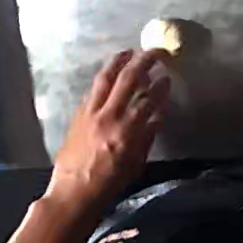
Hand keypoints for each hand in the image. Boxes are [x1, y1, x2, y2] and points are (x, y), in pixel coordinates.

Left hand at [46, 49, 169, 214]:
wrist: (74, 191)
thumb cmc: (110, 182)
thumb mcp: (136, 162)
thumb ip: (148, 136)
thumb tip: (158, 115)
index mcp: (127, 131)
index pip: (149, 100)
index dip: (160, 86)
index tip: (168, 77)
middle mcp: (109, 116)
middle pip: (128, 79)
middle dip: (143, 61)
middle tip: (154, 52)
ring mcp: (91, 113)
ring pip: (106, 78)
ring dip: (119, 61)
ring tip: (129, 51)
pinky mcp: (78, 114)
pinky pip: (93, 90)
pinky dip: (104, 79)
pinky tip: (110, 75)